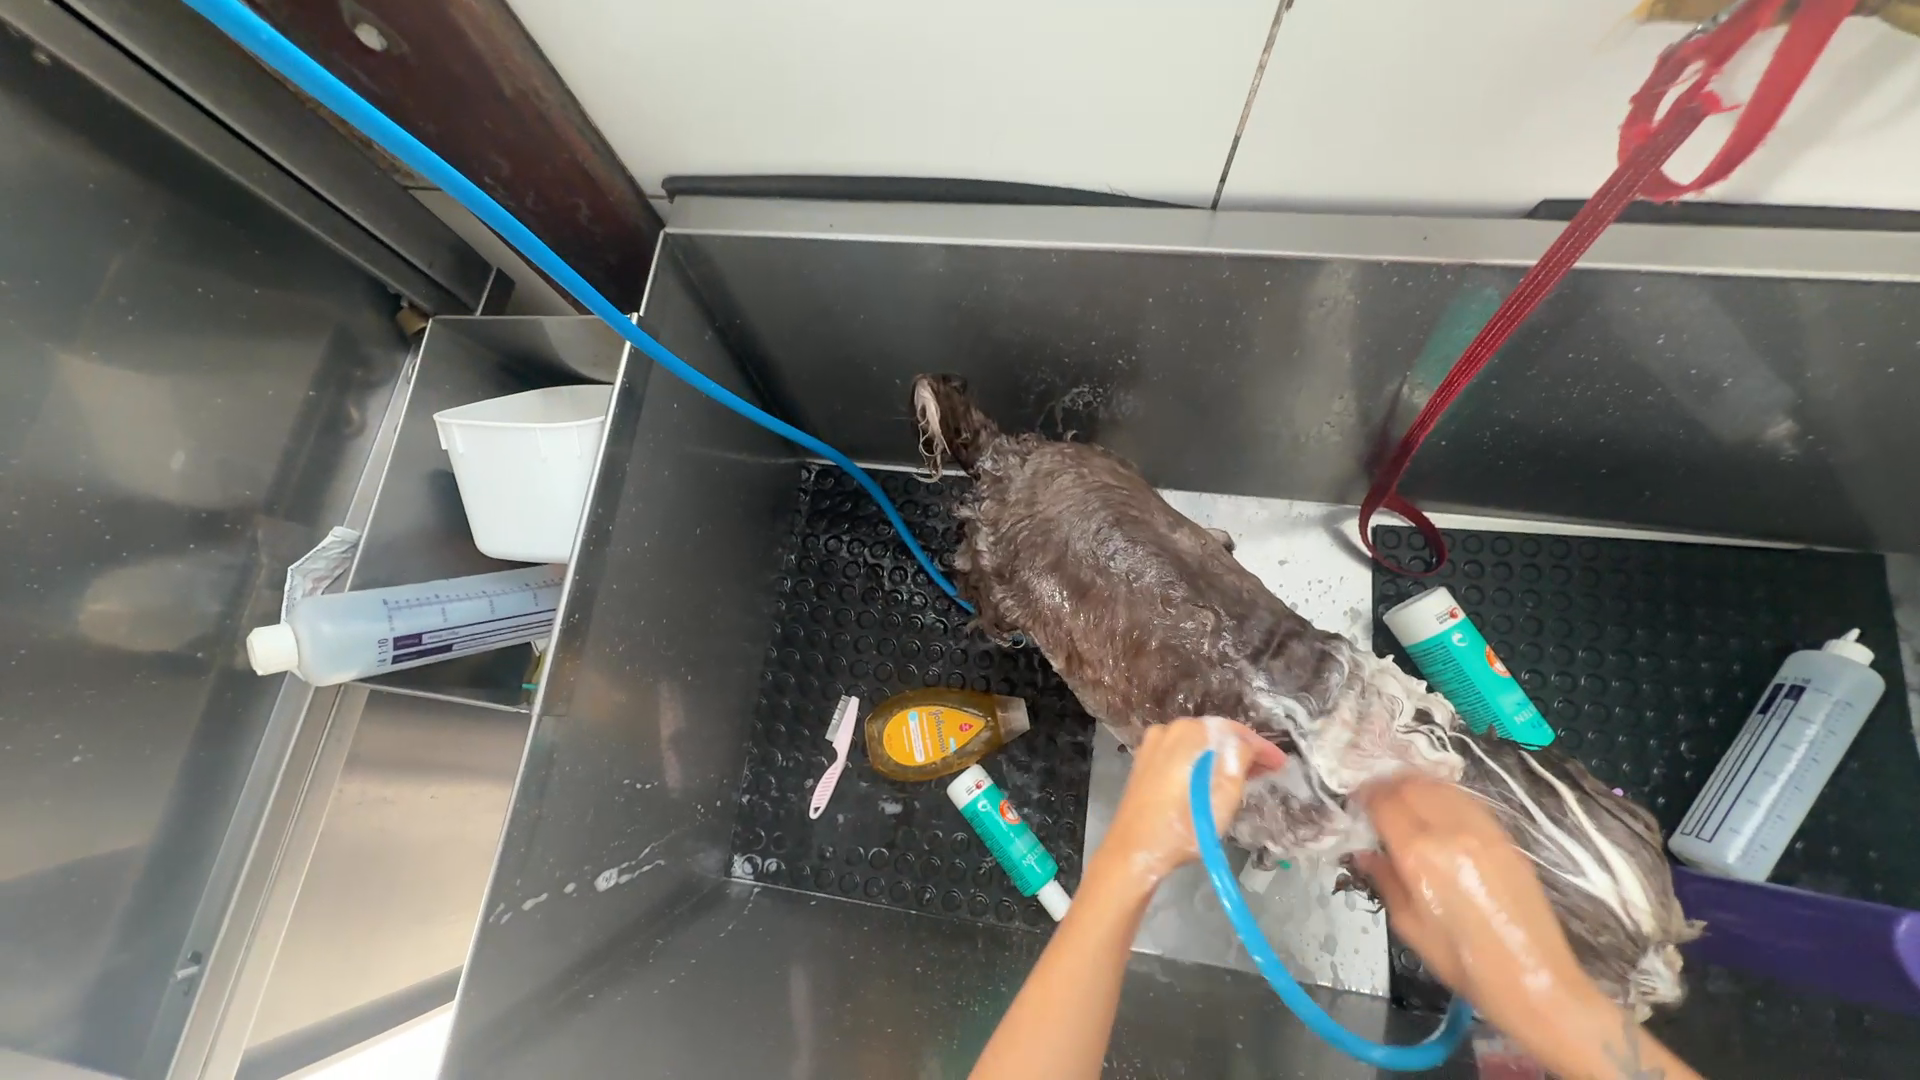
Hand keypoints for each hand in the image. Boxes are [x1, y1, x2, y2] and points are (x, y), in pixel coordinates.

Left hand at [1095, 717, 1284, 887]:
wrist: (1135, 848)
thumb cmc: (1184, 826)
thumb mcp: (1223, 797)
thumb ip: (1238, 762)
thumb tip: (1245, 745)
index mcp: (1188, 733)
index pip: (1233, 731)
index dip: (1261, 746)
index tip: (1281, 763)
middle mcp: (1168, 729)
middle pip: (1214, 734)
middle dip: (1243, 750)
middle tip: (1268, 769)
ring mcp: (1154, 743)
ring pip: (1198, 743)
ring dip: (1222, 756)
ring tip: (1248, 775)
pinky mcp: (1145, 759)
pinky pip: (1181, 752)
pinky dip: (1201, 761)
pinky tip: (1215, 778)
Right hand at [1351, 774, 1603, 1025]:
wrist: (1535, 981)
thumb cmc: (1463, 961)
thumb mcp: (1408, 926)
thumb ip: (1384, 881)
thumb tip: (1365, 854)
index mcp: (1418, 854)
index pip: (1383, 802)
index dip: (1364, 796)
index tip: (1355, 803)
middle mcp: (1449, 832)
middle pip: (1409, 785)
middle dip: (1386, 786)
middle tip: (1375, 799)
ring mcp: (1482, 832)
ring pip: (1439, 786)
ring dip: (1415, 785)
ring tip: (1404, 799)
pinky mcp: (1506, 838)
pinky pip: (1466, 800)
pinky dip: (1444, 795)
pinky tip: (1438, 808)